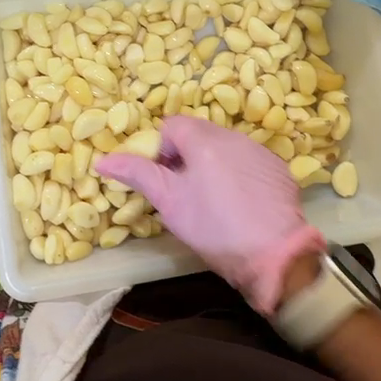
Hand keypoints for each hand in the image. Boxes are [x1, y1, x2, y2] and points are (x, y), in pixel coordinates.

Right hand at [95, 115, 324, 314]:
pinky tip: (240, 206)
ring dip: (212, 166)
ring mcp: (260, 152)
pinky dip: (238, 177)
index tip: (164, 180)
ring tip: (213, 203)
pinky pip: (248, 163)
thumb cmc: (213, 226)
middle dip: (185, 159)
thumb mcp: (169, 202)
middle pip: (198, 135)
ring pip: (224, 149)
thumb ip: (137, 174)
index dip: (161, 151)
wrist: (275, 254)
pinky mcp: (279, 170)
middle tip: (184, 195)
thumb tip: (102, 160)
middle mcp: (233, 136)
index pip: (171, 126)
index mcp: (204, 139)